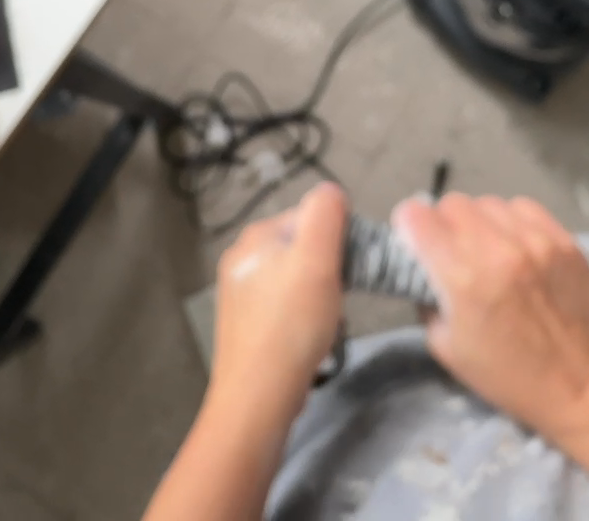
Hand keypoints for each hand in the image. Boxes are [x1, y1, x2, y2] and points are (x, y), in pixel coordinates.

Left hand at [209, 182, 348, 415]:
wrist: (257, 398)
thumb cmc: (292, 323)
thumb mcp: (317, 258)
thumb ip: (325, 214)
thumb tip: (331, 191)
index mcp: (256, 235)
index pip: (310, 216)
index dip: (336, 239)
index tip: (349, 269)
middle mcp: (241, 257)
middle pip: (302, 247)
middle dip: (327, 269)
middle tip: (337, 298)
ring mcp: (239, 292)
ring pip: (296, 278)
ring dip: (318, 294)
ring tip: (324, 321)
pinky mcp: (244, 324)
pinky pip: (285, 305)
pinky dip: (302, 316)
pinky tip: (309, 338)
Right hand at [394, 194, 588, 440]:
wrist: (584, 386)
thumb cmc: (508, 375)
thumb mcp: (446, 347)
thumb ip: (427, 296)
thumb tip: (422, 265)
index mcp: (463, 278)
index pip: (417, 216)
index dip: (408, 225)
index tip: (414, 239)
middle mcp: (497, 250)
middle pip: (452, 203)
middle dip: (444, 223)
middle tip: (452, 249)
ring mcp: (535, 241)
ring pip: (487, 202)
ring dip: (480, 222)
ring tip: (488, 249)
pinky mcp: (563, 239)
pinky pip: (523, 207)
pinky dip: (512, 221)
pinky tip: (516, 245)